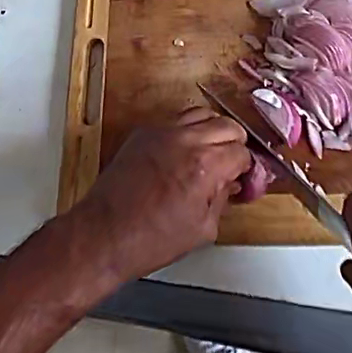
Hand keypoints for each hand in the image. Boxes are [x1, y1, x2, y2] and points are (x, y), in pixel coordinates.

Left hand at [63, 107, 253, 287]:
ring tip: (210, 153)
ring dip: (212, 131)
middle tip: (231, 165)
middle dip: (234, 145)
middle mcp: (185, 141)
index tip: (243, 179)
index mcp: (205, 166)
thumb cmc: (148, 239)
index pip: (242, 153)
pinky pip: (175, 120)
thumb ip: (223, 198)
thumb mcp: (203, 228)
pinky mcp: (143, 133)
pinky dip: (186, 130)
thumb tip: (231, 185)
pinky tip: (184, 152)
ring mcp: (162, 132)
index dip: (247, 169)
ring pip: (202, 113)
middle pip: (227, 125)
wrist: (104, 234)